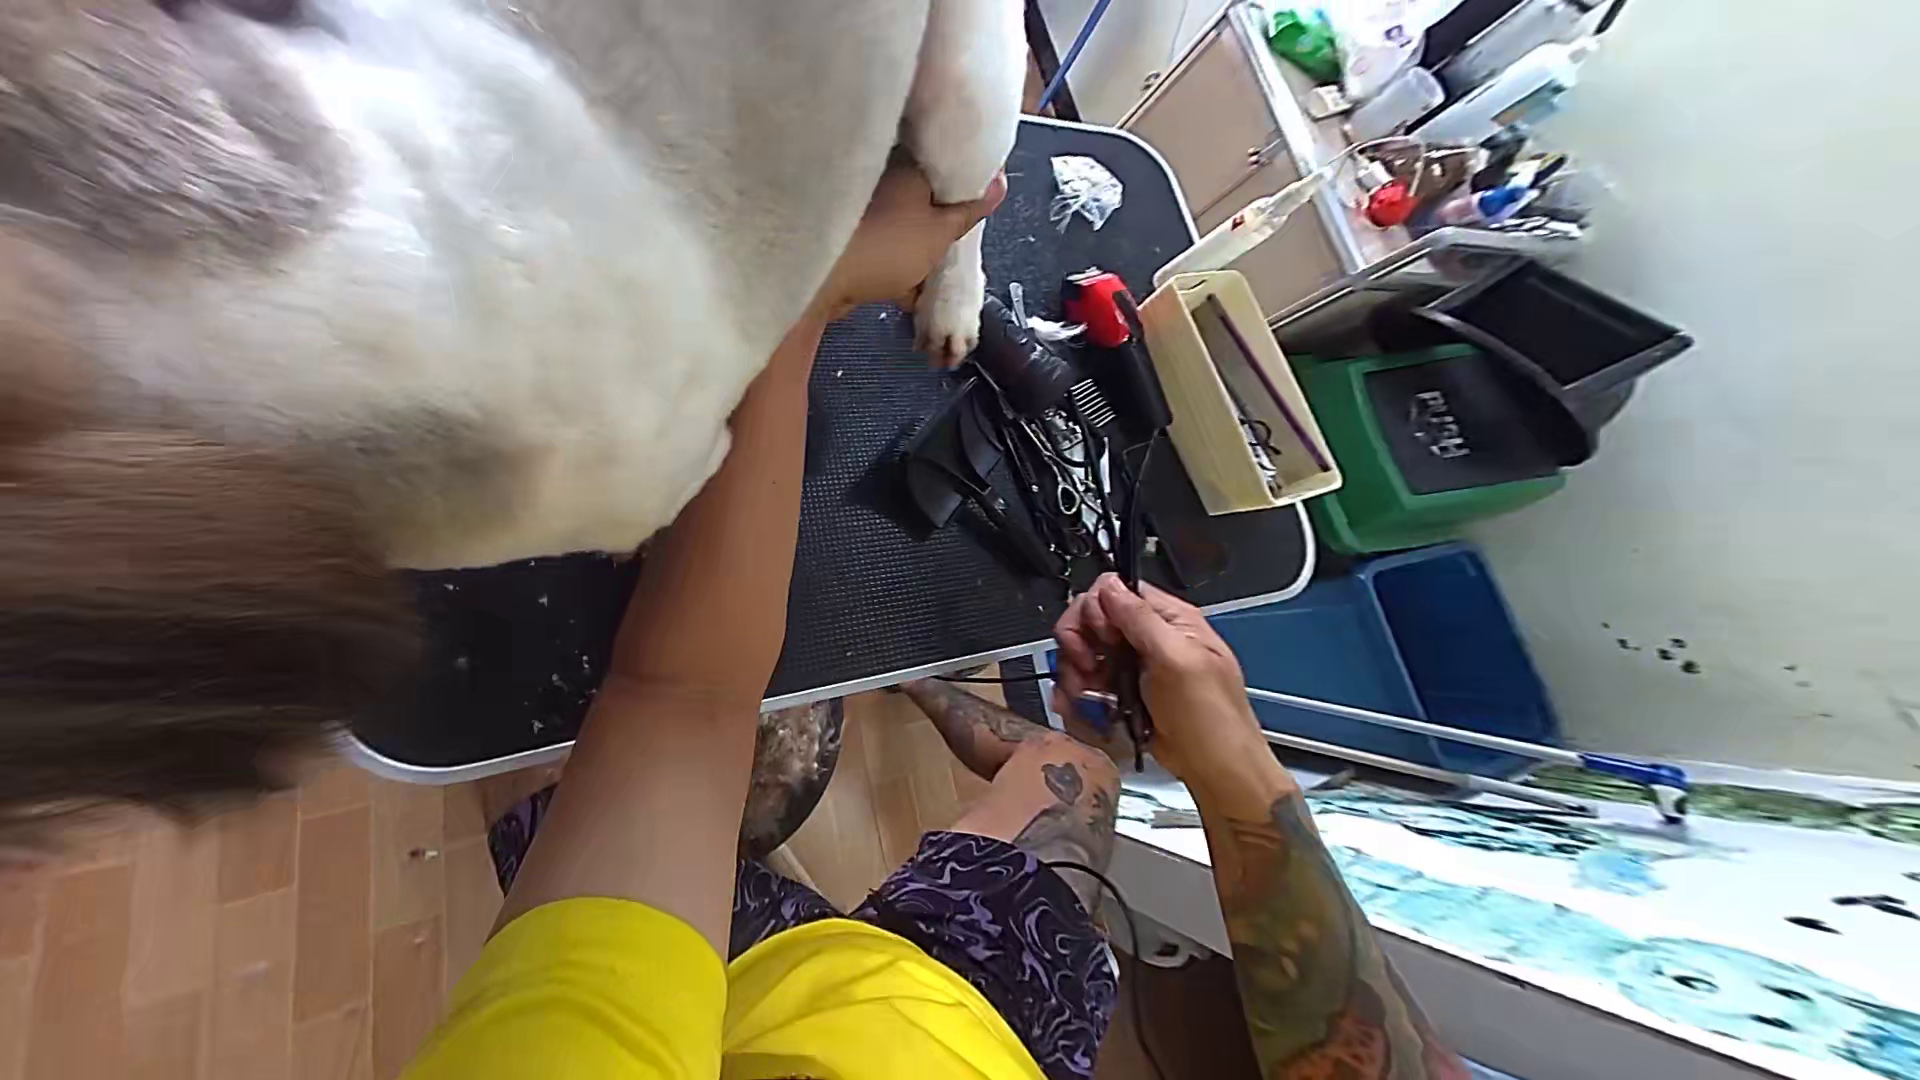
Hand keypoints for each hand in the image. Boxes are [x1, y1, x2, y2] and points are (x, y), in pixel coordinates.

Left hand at [812, 162, 1006, 319]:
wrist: (828, 281)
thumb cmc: (887, 247)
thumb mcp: (941, 231)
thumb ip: (969, 211)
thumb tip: (999, 183)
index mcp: (909, 167)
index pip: (945, 166)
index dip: (964, 188)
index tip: (977, 209)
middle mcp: (886, 182)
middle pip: (926, 203)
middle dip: (941, 229)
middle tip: (956, 252)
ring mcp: (868, 214)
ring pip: (907, 232)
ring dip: (920, 257)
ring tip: (932, 278)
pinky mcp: (854, 243)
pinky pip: (888, 255)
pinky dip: (899, 273)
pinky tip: (909, 294)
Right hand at [1052, 574, 1285, 793]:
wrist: (1216, 770)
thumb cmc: (1210, 717)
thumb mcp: (1176, 660)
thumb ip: (1140, 619)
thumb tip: (1109, 584)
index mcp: (1170, 618)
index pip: (1115, 589)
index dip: (1098, 611)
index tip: (1102, 640)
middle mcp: (1149, 635)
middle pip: (1092, 618)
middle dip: (1079, 642)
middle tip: (1087, 668)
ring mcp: (1134, 663)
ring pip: (1084, 649)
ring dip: (1075, 671)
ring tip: (1085, 695)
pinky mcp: (1123, 689)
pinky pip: (1088, 678)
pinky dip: (1078, 691)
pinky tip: (1080, 705)